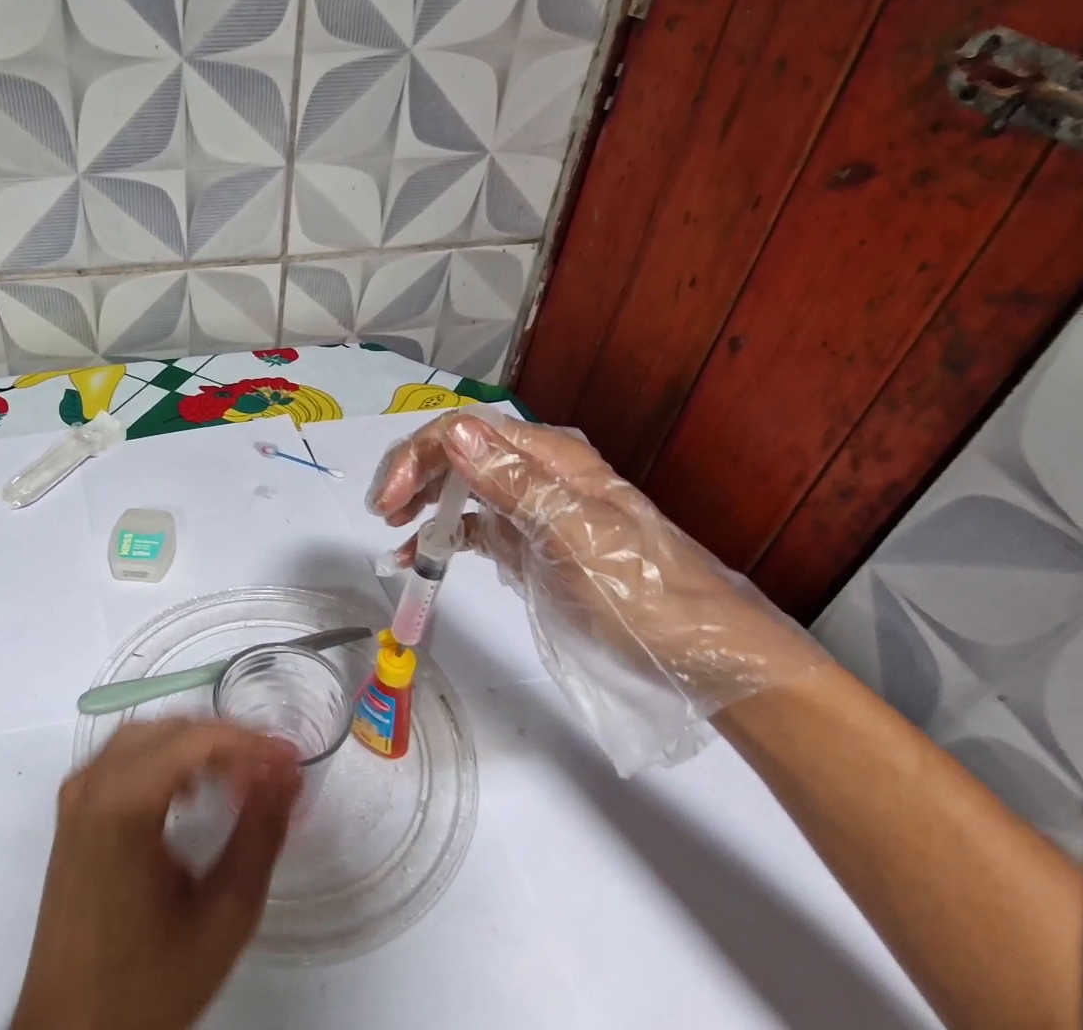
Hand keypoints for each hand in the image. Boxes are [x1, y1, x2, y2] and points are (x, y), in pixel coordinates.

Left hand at [12, 719, 301, 1029]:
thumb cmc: (149, 981)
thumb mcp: (224, 914)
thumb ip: (260, 834)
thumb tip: (286, 775)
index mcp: (123, 803)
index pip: (196, 739)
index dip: (252, 742)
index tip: (293, 762)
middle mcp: (92, 786)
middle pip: (168, 730)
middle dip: (227, 741)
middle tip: (273, 773)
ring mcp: (76, 800)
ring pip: (142, 738)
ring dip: (194, 747)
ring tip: (240, 782)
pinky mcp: (72, 819)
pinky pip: (120, 762)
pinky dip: (162, 762)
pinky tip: (192, 796)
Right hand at [369, 412, 829, 768]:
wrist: (697, 650)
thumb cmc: (641, 590)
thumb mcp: (576, 534)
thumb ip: (515, 484)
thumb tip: (455, 432)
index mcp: (552, 459)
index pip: (469, 431)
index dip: (420, 455)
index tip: (391, 502)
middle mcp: (538, 476)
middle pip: (461, 454)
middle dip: (416, 473)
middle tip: (385, 512)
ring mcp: (532, 513)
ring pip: (463, 489)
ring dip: (424, 502)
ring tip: (395, 531)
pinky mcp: (529, 548)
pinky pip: (474, 530)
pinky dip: (443, 538)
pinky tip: (419, 558)